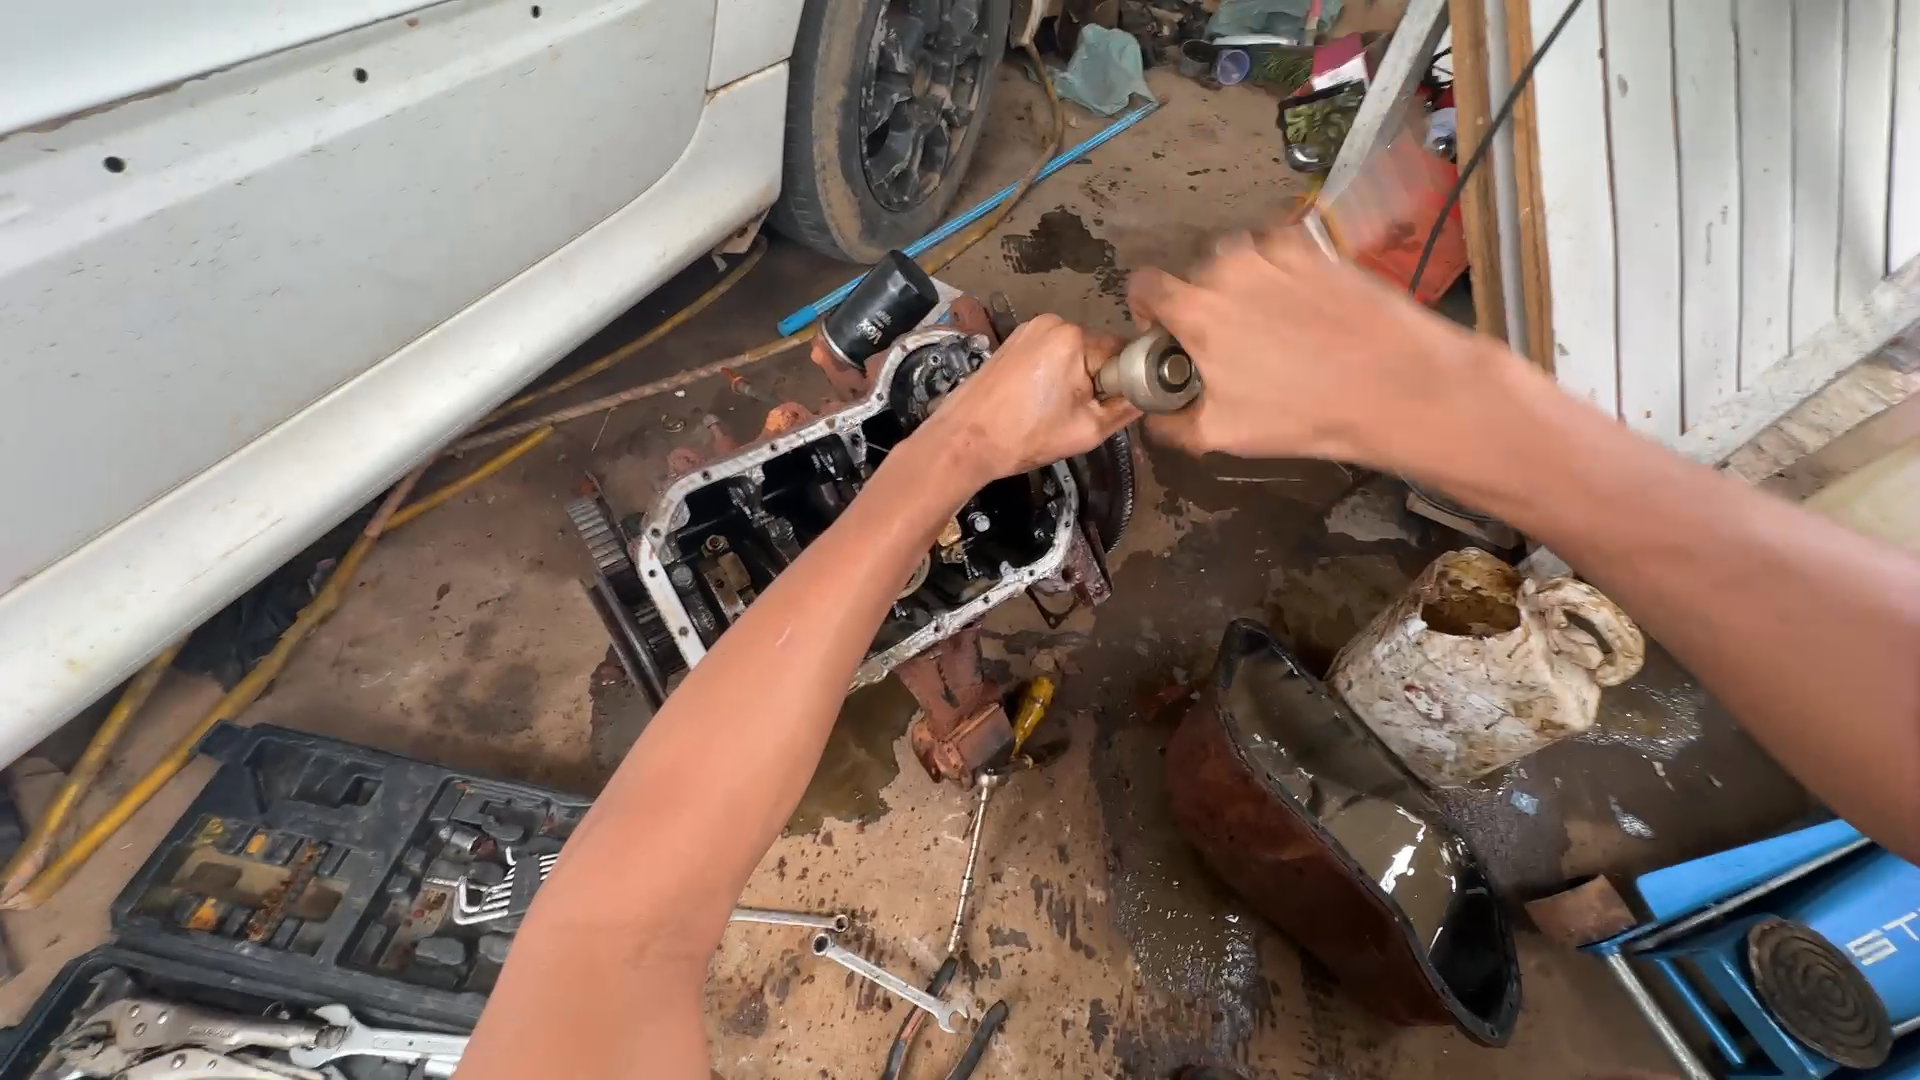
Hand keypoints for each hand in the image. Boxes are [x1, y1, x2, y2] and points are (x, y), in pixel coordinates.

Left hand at [912, 314, 1141, 485]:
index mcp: (1074, 337)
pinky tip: (1038, 401)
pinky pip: (1050, 354)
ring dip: (1075, 378)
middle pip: (1097, 350)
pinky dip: (1054, 374)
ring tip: (1054, 410)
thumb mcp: (1088, 430)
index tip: (1115, 406)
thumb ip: (1127, 408)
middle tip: (1080, 415)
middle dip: (1097, 380)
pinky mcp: (1013, 340)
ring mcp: (1030, 328)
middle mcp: (1053, 322)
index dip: (1125, 382)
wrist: (965, 439)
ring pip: (1074, 353)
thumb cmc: (1025, 437)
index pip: (1123, 352)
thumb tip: (1150, 395)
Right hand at [1126, 230, 1528, 476]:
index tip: (1165, 332)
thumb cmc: (1302, 413)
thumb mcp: (1222, 434)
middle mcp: (1230, 269)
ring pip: (1235, 260)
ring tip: (1263, 322)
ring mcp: (1277, 252)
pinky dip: (1275, 271)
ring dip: (1236, 285)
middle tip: (1224, 342)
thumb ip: (1171, 424)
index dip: (1147, 309)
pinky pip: (1277, 251)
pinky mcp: (1317, 248)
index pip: (1144, 285)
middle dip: (1198, 304)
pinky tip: (1296, 304)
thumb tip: (1153, 419)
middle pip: (1192, 276)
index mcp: (1197, 311)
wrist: (1395, 385)